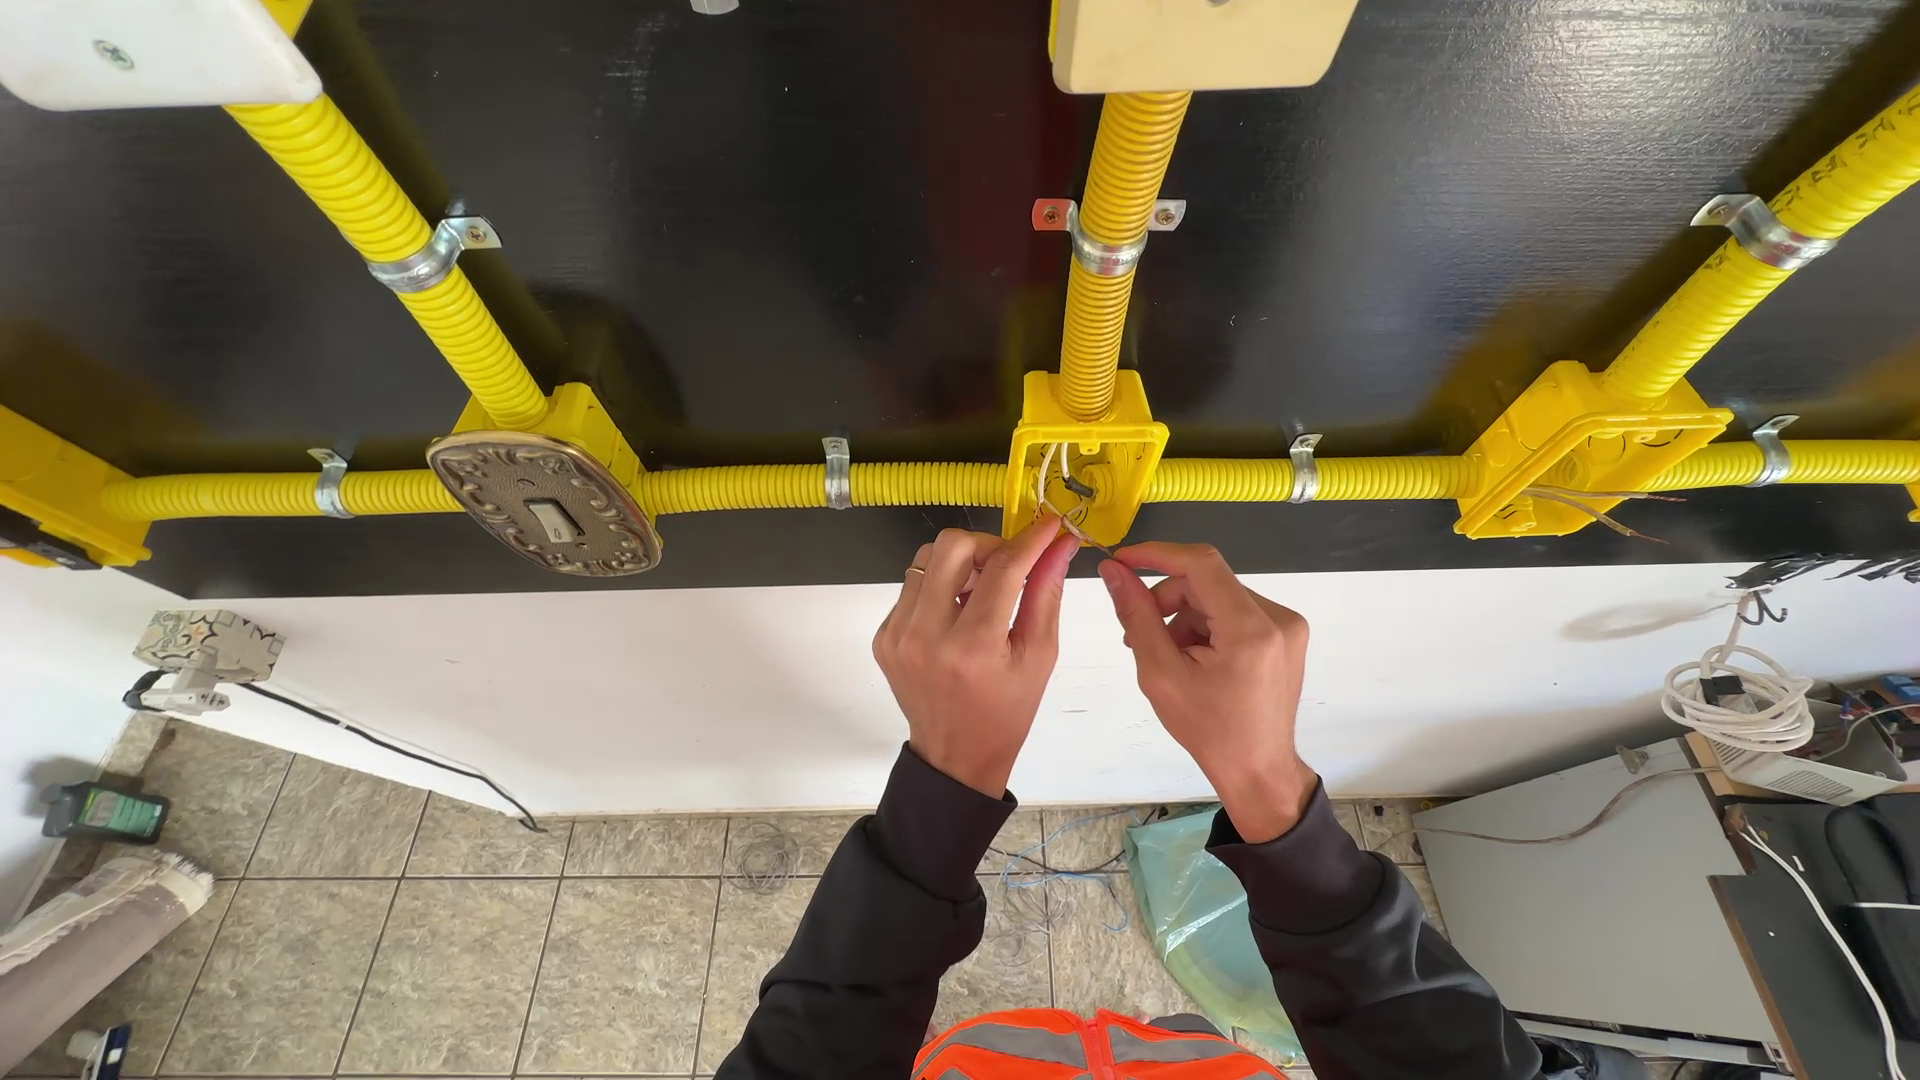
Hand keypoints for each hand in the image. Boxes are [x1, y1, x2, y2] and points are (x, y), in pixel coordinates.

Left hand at [873, 517, 1079, 796]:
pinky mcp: (884, 635)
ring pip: (927, 559)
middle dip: (987, 544)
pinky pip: (913, 586)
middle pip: (951, 546)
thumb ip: (1046, 594)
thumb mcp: (1039, 656)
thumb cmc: (1006, 712)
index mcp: (972, 648)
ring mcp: (898, 635)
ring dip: (961, 563)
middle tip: (1008, 564)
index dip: (1030, 540)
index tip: (1048, 525)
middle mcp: (926, 636)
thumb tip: (1059, 546)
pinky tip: (958, 615)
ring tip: (982, 591)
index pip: (1002, 569)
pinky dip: (940, 587)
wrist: (955, 755)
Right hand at [1098, 542, 1317, 841]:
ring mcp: (1287, 626)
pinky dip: (1206, 626)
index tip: (1121, 561)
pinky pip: (1234, 612)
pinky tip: (1194, 659)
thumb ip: (1136, 616)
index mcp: (1251, 629)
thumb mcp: (1160, 674)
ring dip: (1185, 617)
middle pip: (1207, 582)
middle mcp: (1278, 618)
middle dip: (1167, 601)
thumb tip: (1113, 572)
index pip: (1201, 564)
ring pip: (1217, 597)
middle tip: (1139, 635)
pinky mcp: (1286, 634)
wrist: (1257, 771)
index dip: (1156, 554)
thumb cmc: (1208, 731)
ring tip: (1168, 657)